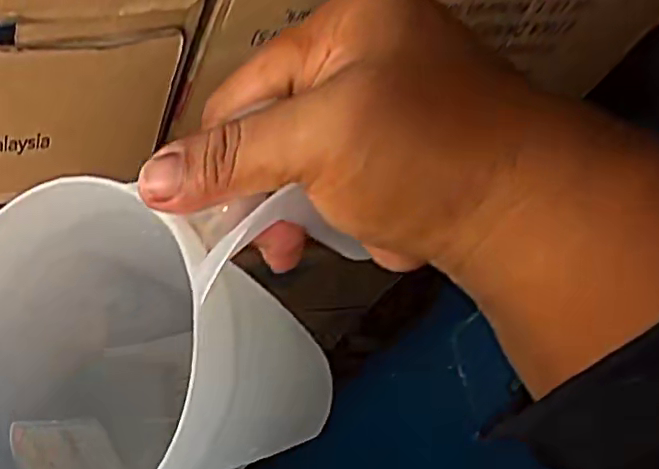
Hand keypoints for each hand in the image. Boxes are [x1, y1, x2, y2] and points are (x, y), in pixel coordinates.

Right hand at [141, 0, 658, 394]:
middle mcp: (346, 62)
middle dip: (244, 193)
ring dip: (267, 216)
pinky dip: (295, 222)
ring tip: (282, 248)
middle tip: (248, 234)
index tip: (199, 212)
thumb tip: (149, 179)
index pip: (236, 96)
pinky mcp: (364, 160)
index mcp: (339, 29)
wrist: (508, 210)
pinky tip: (303, 244)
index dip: (209, 157)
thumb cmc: (425, 155)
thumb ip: (230, 157)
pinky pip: (303, 189)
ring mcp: (358, 113)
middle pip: (251, 135)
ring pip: (273, 170)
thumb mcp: (318, 142)